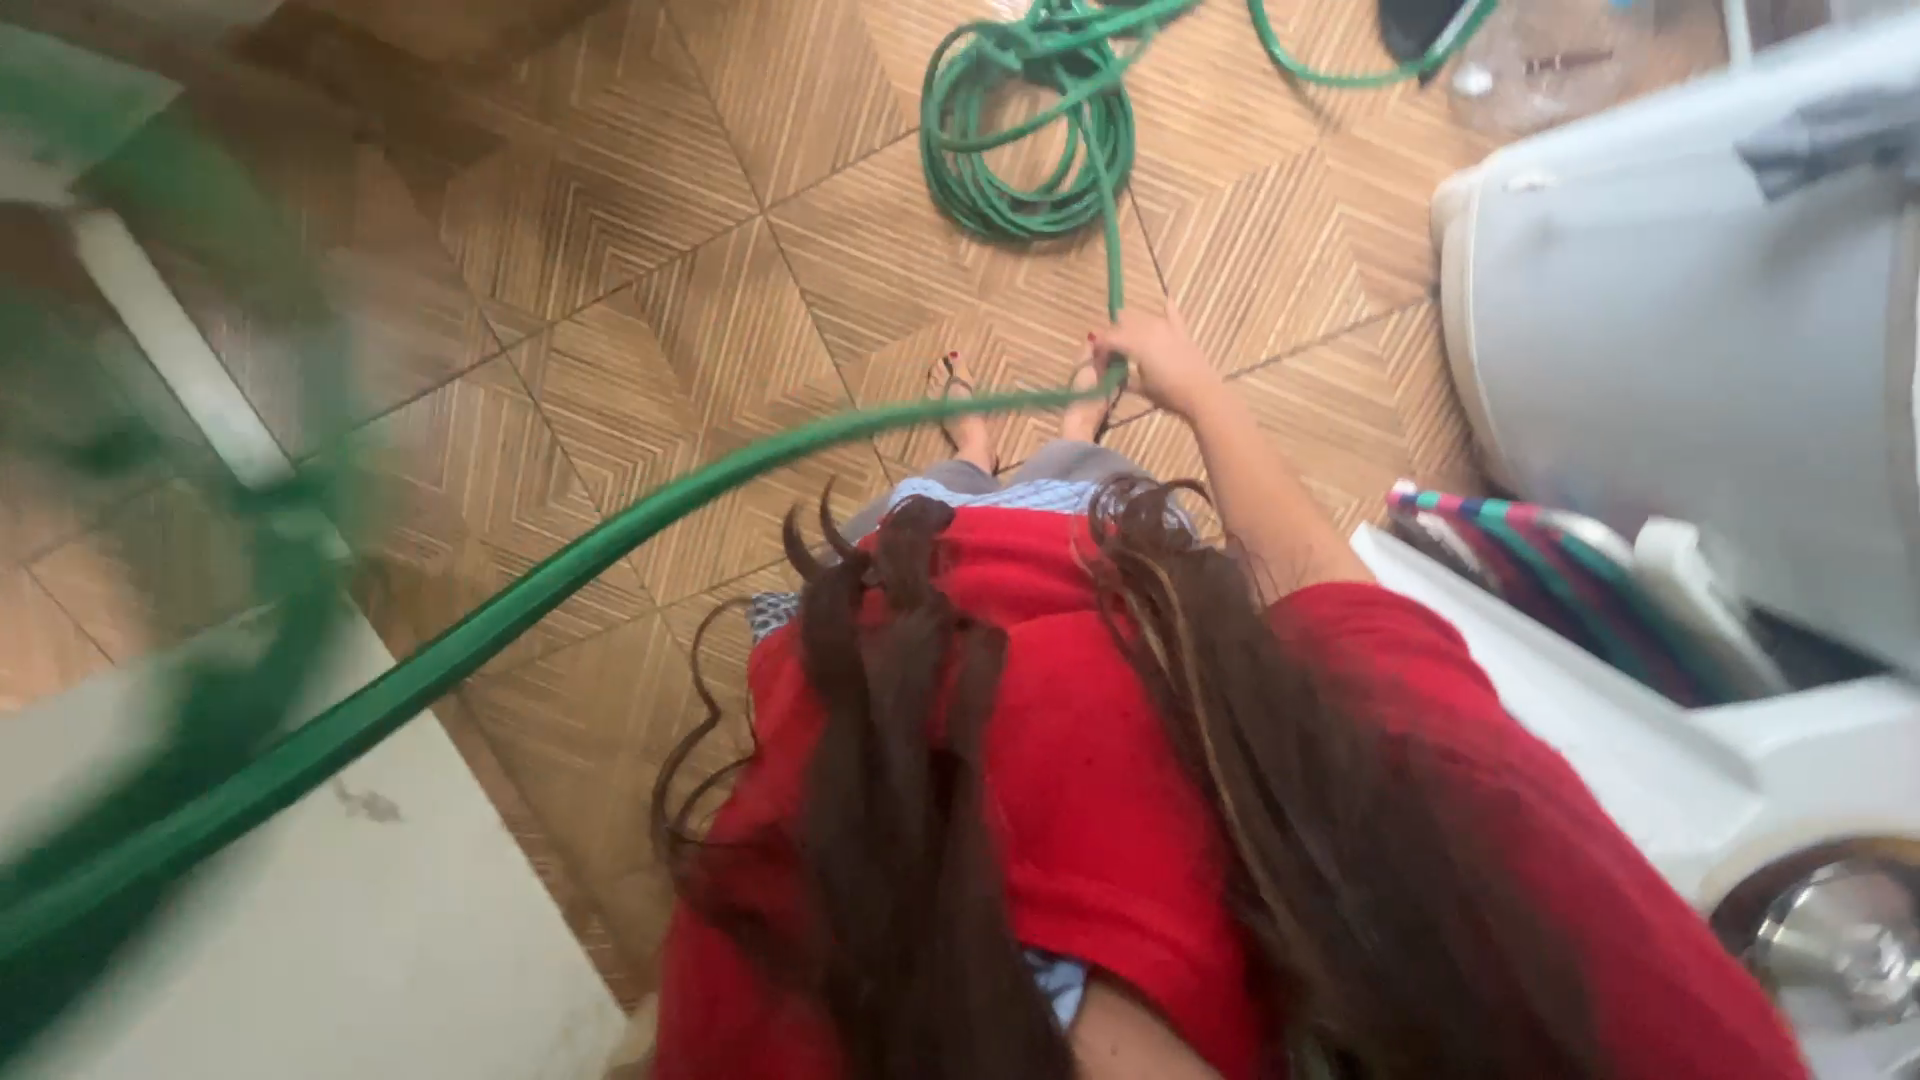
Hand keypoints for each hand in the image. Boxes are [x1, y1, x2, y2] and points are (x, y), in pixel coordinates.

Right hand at [1091, 308, 1224, 420]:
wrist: (1201, 394)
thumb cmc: (1167, 394)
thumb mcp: (1139, 387)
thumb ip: (1121, 376)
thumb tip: (1109, 372)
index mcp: (1136, 343)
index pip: (1109, 337)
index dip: (1099, 345)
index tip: (1094, 355)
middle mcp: (1149, 328)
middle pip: (1123, 322)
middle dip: (1114, 333)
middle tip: (1110, 351)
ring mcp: (1166, 327)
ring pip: (1142, 317)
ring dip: (1132, 325)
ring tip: (1128, 339)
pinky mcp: (1181, 331)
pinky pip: (1172, 313)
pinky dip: (1167, 309)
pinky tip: (1165, 302)